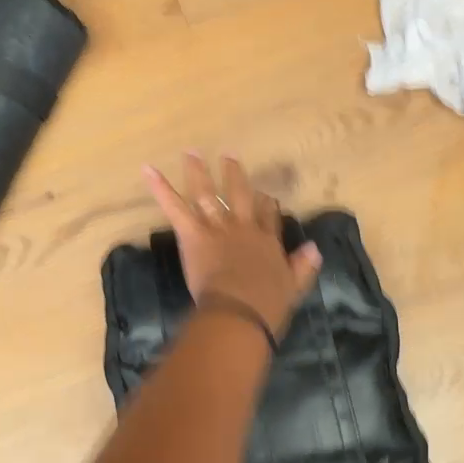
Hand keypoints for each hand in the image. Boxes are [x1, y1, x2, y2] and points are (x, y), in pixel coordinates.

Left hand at [142, 154, 321, 332]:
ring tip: (191, 153)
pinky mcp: (194, 233)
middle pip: (239, 193)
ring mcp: (217, 227)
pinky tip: (148, 170)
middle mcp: (243, 227)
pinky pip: (175, 207)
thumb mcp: (293, 286)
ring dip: (198, 172)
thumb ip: (303, 266)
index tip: (265, 195)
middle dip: (234, 174)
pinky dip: (160, 188)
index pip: (267, 215)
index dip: (266, 203)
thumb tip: (315, 248)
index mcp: (266, 241)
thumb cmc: (266, 304)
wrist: (241, 309)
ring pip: (207, 193)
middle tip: (228, 156)